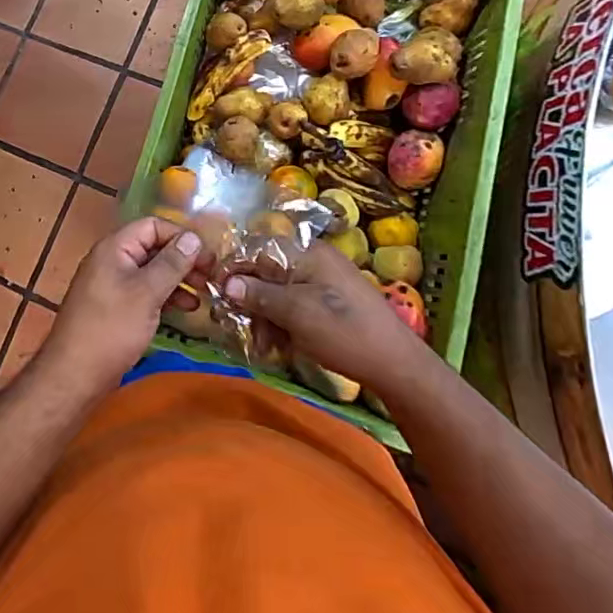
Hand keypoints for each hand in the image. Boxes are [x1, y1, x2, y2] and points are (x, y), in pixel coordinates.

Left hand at [33, 217, 202, 390]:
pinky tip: (186, 309)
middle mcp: (112, 260)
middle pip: (154, 247)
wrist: (74, 376)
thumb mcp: (147, 292)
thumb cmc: (111, 328)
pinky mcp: (115, 307)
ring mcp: (112, 284)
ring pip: (152, 271)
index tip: (207, 257)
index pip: (153, 226)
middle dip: (183, 259)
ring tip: (203, 294)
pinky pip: (145, 291)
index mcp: (114, 248)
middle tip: (211, 276)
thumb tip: (194, 238)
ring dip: (178, 279)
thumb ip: (172, 263)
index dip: (181, 236)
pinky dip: (166, 296)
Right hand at [223, 240, 427, 388]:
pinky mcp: (327, 302)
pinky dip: (282, 324)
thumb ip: (260, 295)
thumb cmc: (344, 332)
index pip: (256, 249)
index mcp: (306, 252)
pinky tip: (279, 347)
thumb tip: (227, 283)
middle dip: (248, 300)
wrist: (395, 363)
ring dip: (263, 317)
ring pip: (277, 292)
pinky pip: (293, 305)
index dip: (233, 270)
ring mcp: (321, 281)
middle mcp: (312, 260)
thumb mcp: (297, 313)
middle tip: (236, 328)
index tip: (216, 296)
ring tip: (263, 347)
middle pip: (264, 272)